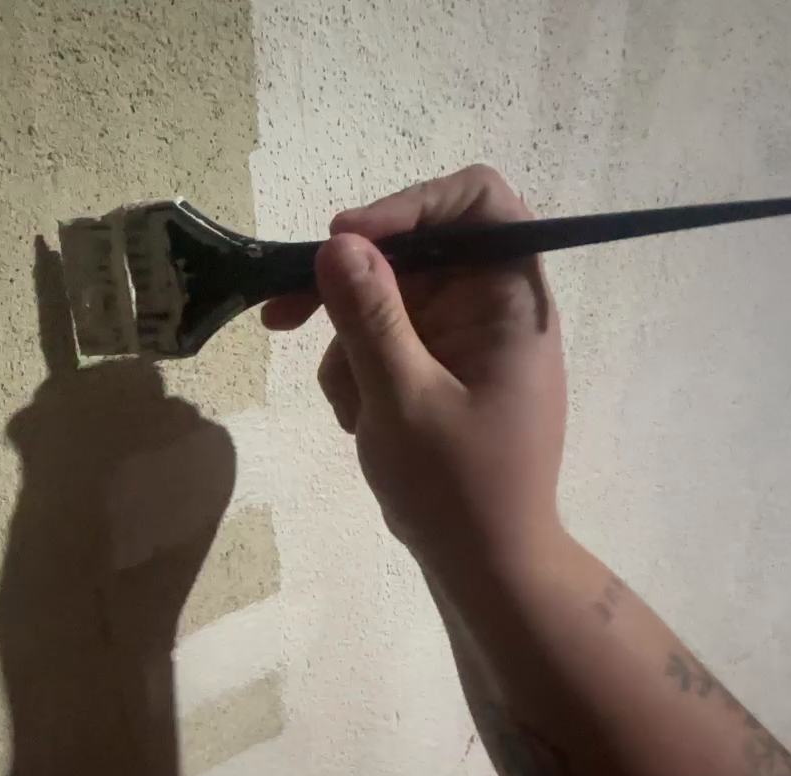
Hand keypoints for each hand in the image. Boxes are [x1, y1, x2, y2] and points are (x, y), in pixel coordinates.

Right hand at [264, 165, 566, 572]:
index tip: (340, 242)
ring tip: (354, 412)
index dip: (406, 207)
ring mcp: (458, 340)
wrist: (479, 557)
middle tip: (280, 317)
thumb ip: (370, 319)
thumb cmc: (457, 485)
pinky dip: (356, 378)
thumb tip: (336, 246)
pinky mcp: (433, 370)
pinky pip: (379, 347)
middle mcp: (488, 306)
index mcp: (510, 298)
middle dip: (345, 291)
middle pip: (410, 256)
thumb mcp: (403, 398)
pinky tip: (362, 421)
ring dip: (348, 353)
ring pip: (381, 307)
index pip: (475, 203)